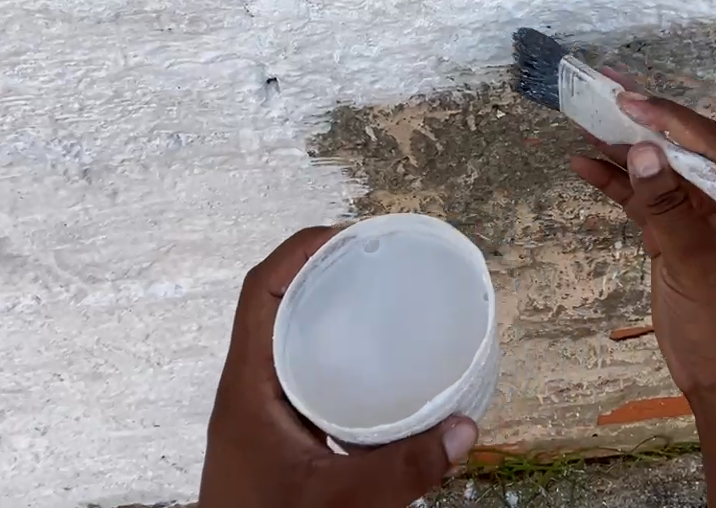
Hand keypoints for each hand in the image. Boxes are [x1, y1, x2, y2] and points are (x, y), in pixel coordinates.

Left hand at [199, 228, 479, 507]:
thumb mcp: (338, 504)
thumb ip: (402, 470)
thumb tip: (467, 429)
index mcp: (248, 385)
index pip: (261, 291)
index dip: (300, 250)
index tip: (351, 234)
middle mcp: (249, 385)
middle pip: (276, 300)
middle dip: (322, 267)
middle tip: (378, 257)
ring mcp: (260, 406)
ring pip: (287, 331)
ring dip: (325, 303)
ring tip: (377, 292)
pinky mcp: (275, 427)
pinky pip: (300, 363)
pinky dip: (332, 344)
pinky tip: (372, 359)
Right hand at [569, 95, 715, 401]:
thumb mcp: (698, 267)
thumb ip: (669, 209)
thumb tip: (643, 150)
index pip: (706, 143)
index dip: (666, 116)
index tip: (626, 100)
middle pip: (678, 146)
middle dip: (642, 117)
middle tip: (603, 86)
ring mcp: (694, 216)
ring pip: (655, 169)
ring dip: (621, 146)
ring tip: (582, 117)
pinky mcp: (670, 235)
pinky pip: (641, 199)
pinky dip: (614, 183)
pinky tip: (583, 165)